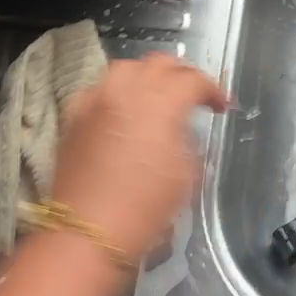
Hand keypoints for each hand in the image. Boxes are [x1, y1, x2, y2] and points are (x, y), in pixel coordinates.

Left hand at [49, 54, 230, 264]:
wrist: (86, 232)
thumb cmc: (144, 209)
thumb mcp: (186, 175)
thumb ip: (189, 140)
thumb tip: (184, 130)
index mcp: (161, 101)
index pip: (194, 80)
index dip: (213, 90)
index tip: (221, 107)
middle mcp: (127, 89)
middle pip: (160, 63)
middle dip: (182, 74)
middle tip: (192, 94)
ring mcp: (96, 98)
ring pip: (126, 68)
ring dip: (147, 76)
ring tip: (156, 94)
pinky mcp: (74, 113)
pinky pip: (99, 88)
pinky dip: (116, 92)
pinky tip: (121, 109)